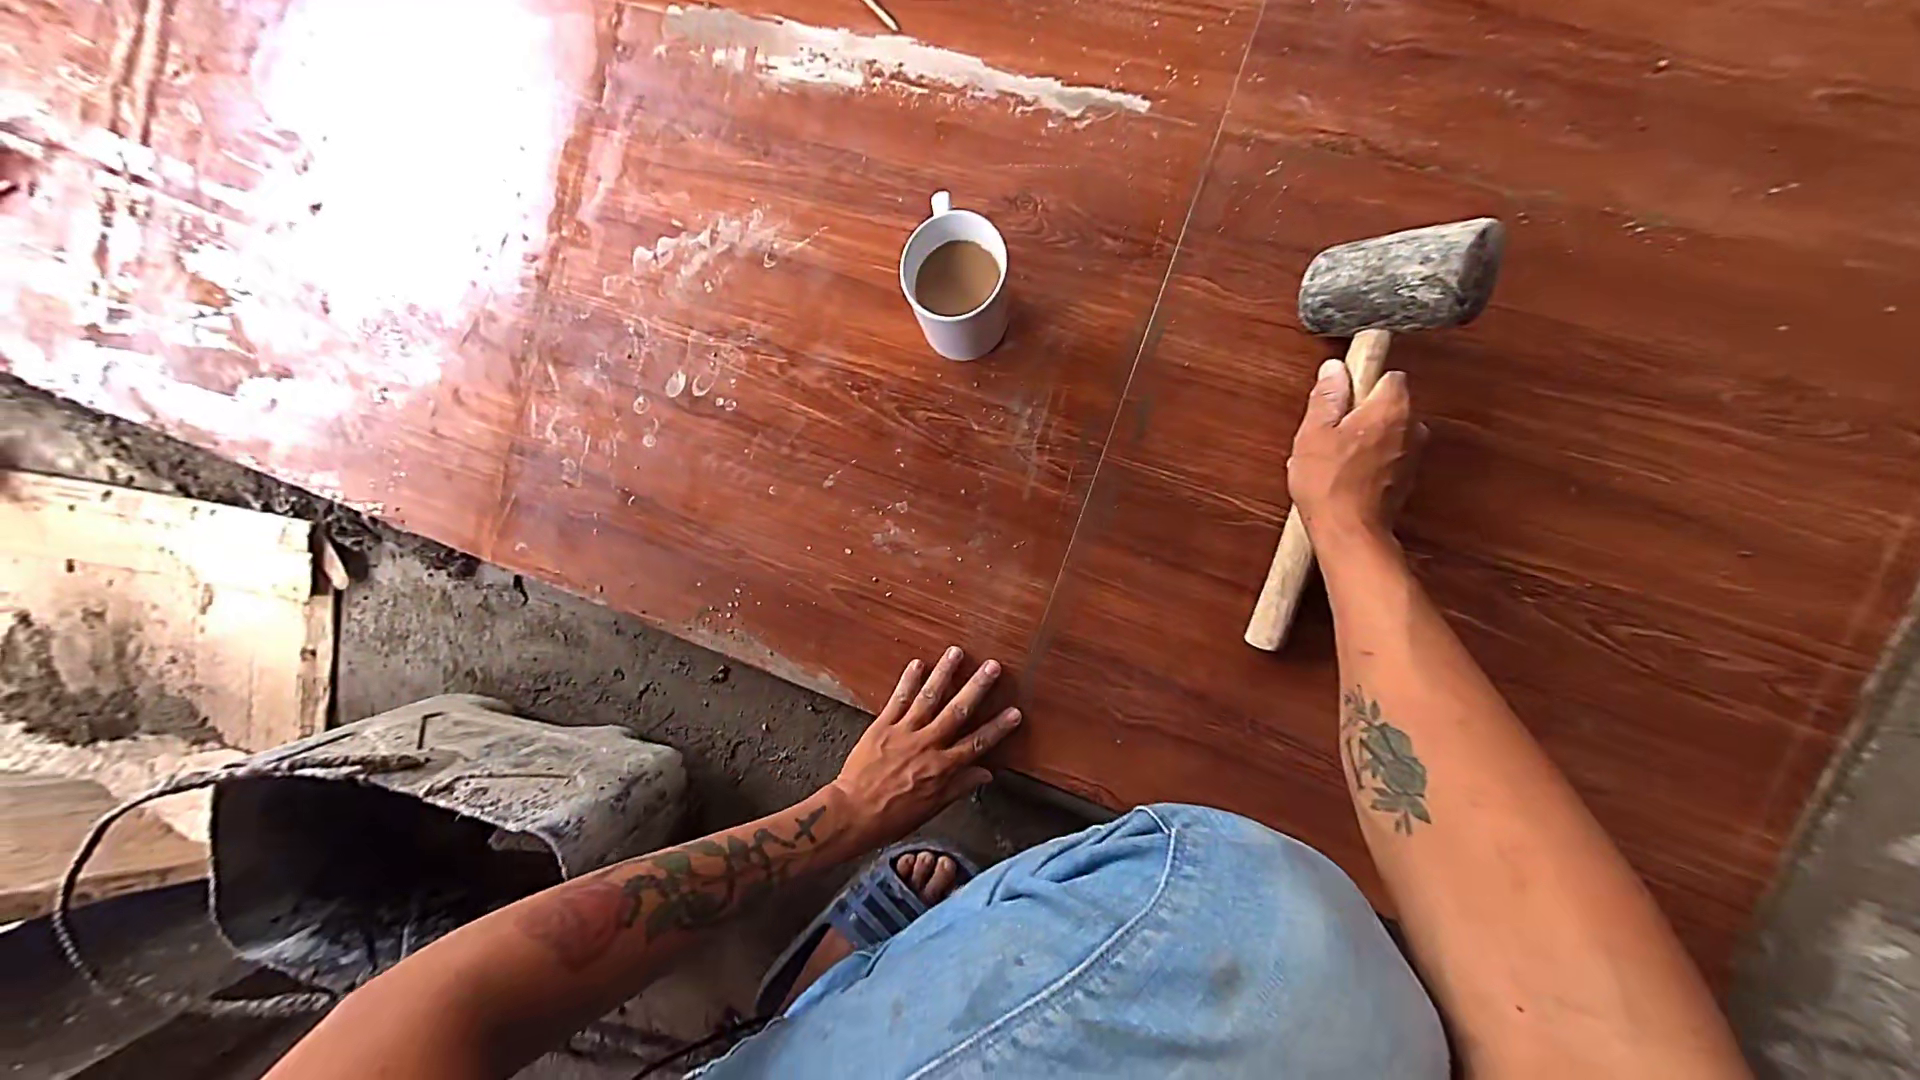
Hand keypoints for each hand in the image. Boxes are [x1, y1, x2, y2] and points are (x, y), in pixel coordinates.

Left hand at [826, 647, 1021, 848]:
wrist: (853, 813)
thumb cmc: (892, 816)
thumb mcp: (932, 807)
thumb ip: (959, 786)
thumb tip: (985, 774)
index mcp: (942, 768)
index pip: (977, 743)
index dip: (997, 727)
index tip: (1014, 712)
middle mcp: (927, 745)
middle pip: (957, 711)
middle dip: (977, 687)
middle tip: (992, 667)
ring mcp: (905, 732)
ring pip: (930, 697)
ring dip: (944, 673)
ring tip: (957, 652)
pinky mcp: (883, 725)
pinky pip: (899, 698)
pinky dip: (909, 680)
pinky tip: (918, 663)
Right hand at [1287, 359, 1426, 539]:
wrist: (1349, 531)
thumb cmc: (1330, 484)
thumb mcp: (1313, 433)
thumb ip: (1327, 397)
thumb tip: (1334, 370)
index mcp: (1392, 408)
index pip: (1387, 375)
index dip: (1360, 383)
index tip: (1338, 396)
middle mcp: (1413, 427)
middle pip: (1388, 404)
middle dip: (1360, 413)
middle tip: (1328, 431)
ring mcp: (1414, 454)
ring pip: (1388, 432)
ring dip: (1365, 438)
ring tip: (1333, 458)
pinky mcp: (1407, 478)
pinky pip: (1388, 456)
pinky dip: (1370, 460)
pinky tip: (1344, 475)